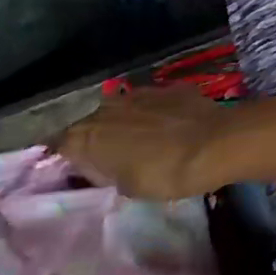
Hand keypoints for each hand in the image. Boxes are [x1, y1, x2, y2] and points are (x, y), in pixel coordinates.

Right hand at [55, 83, 230, 200]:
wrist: (215, 143)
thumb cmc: (165, 173)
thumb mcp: (127, 188)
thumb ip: (107, 173)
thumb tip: (107, 165)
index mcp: (85, 136)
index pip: (60, 146)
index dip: (71, 159)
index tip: (84, 171)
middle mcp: (104, 108)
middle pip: (92, 124)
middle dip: (100, 139)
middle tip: (117, 160)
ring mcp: (138, 92)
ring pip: (123, 110)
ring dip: (129, 123)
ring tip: (148, 142)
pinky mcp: (168, 87)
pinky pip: (153, 103)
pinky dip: (158, 113)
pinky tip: (174, 126)